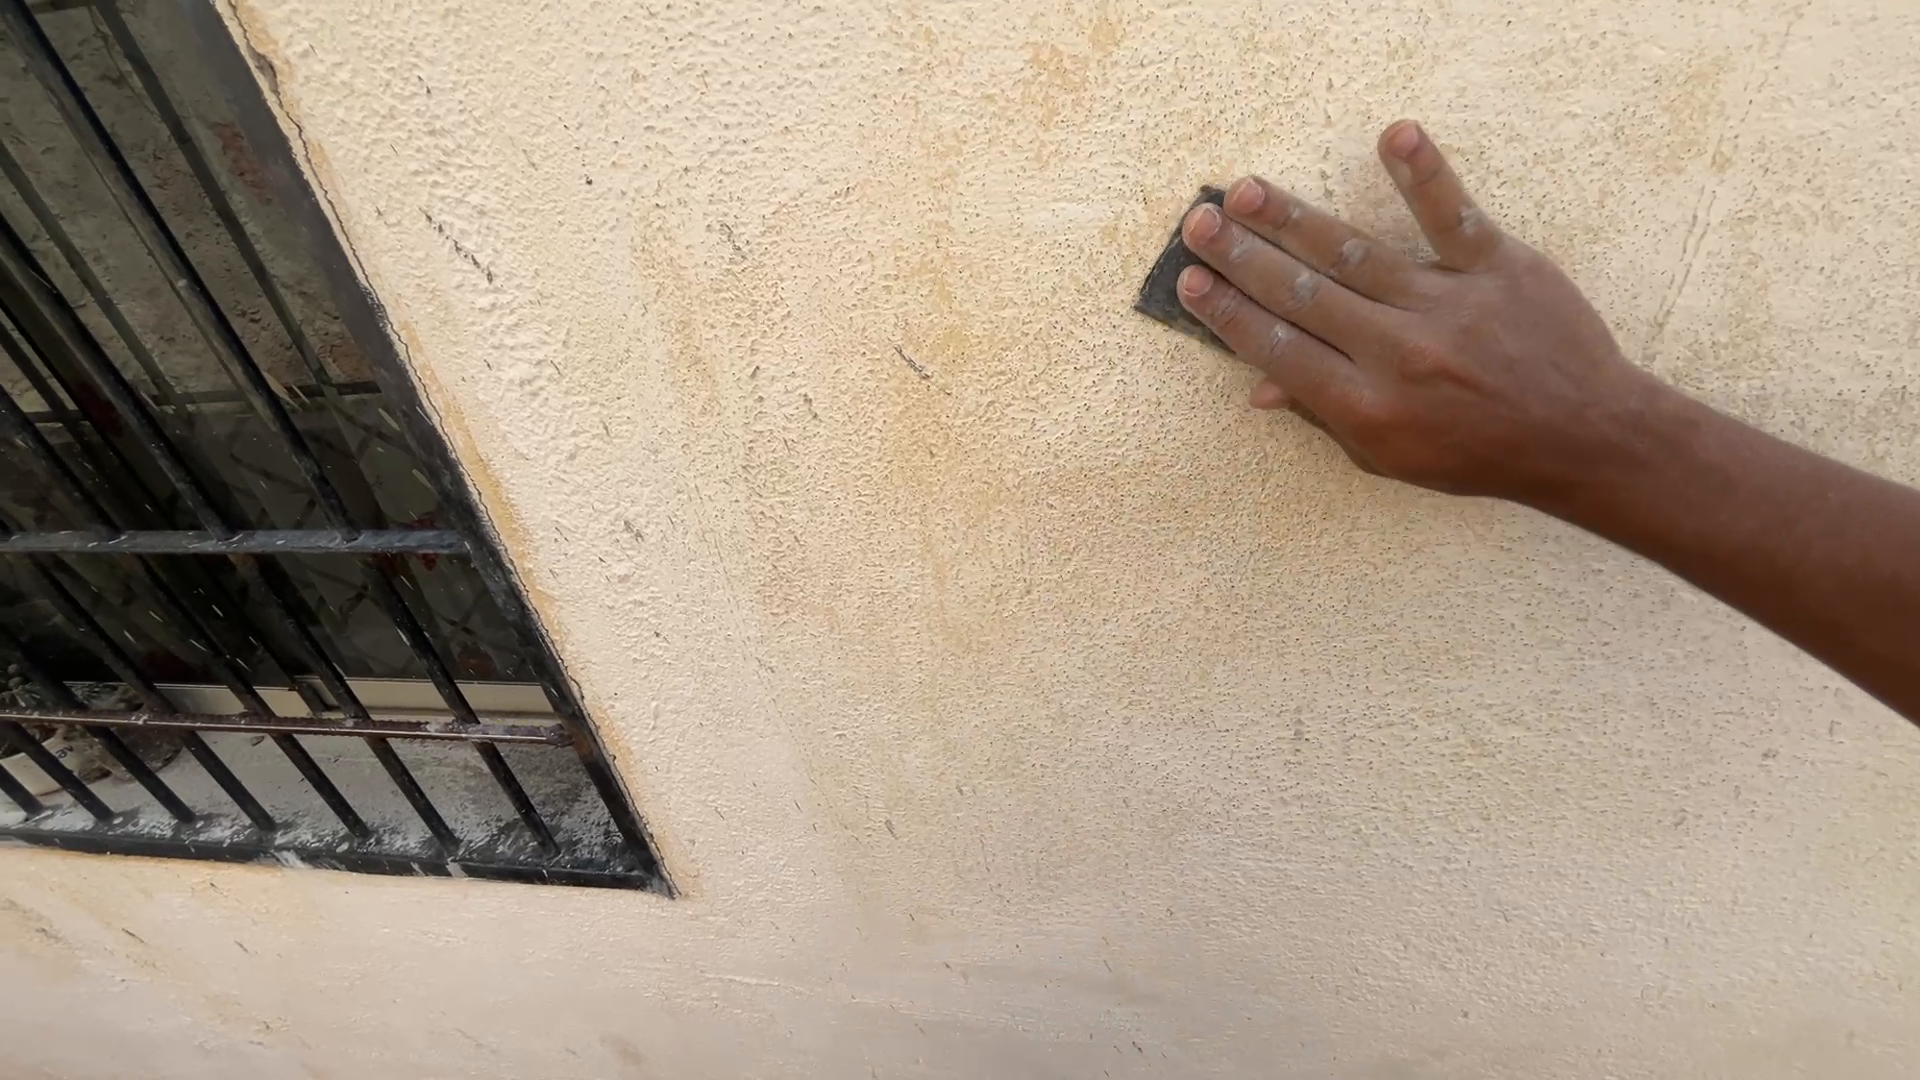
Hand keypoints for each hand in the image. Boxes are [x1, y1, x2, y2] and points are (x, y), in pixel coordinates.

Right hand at [1176, 120, 1671, 505]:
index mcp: (1364, 405)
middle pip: (1301, 295)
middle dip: (1240, 258)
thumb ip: (1321, 414)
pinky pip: (1453, 217)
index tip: (1190, 282)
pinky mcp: (1500, 268)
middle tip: (1198, 225)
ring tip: (1245, 192)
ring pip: (1353, 254)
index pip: (1277, 349)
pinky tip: (1392, 136)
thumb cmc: (1470, 455)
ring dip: (1292, 219)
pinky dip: (1424, 176)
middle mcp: (1397, 352)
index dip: (1227, 314)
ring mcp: (1448, 305)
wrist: (1582, 438)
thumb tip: (1259, 388)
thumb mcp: (1382, 455)